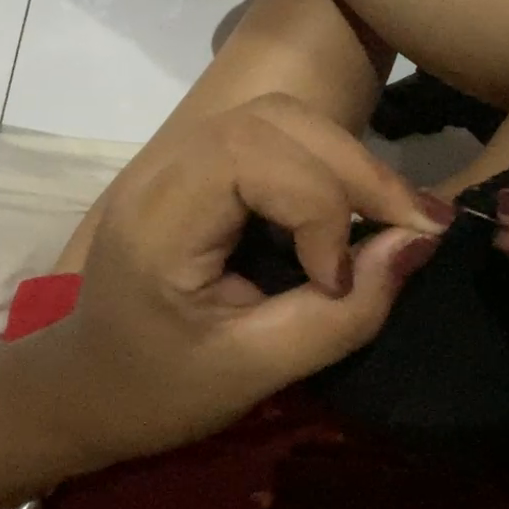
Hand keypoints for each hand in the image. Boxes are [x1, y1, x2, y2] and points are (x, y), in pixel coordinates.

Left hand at [36, 94, 448, 471]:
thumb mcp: (253, 372)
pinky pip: (270, 134)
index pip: (250, 157)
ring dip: (344, 157)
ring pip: (277, 116)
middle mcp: (162, 169)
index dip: (317, 206)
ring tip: (391, 212)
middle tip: (415, 223)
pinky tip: (350, 202)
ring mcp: (176, 158)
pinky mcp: (196, 164)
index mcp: (158, 222)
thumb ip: (339, 315)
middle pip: (272, 121)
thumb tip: (418, 244)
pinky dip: (323, 159)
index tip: (336, 282)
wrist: (90, 384)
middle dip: (353, 168)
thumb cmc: (159, 392)